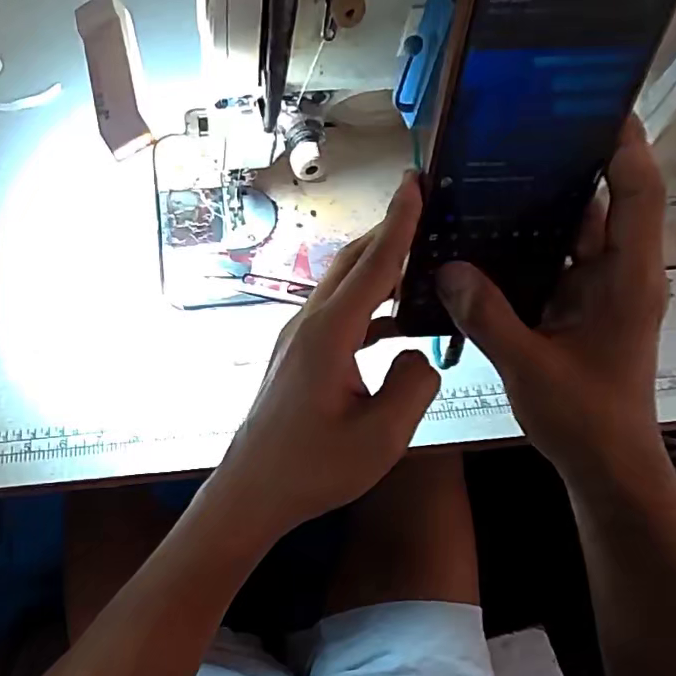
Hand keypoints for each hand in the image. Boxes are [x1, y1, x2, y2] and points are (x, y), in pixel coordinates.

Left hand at [209, 175, 439, 532]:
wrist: (253, 491)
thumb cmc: (312, 469)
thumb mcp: (381, 436)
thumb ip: (413, 384)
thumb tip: (416, 352)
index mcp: (328, 335)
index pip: (373, 265)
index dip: (399, 223)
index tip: (415, 183)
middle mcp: (308, 325)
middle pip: (353, 264)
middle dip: (389, 231)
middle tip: (422, 206)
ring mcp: (298, 339)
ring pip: (344, 288)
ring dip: (380, 269)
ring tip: (418, 260)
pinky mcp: (298, 355)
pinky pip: (340, 316)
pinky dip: (371, 307)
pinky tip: (395, 323)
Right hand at [436, 118, 670, 478]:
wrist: (607, 465)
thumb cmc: (585, 418)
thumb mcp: (529, 365)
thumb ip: (487, 315)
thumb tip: (448, 269)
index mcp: (627, 280)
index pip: (638, 193)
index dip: (626, 144)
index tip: (602, 103)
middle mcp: (621, 276)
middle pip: (604, 205)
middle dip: (572, 167)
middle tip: (524, 134)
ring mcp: (603, 293)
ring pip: (577, 235)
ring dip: (546, 210)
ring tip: (500, 176)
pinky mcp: (584, 310)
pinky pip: (558, 264)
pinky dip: (532, 249)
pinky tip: (493, 238)